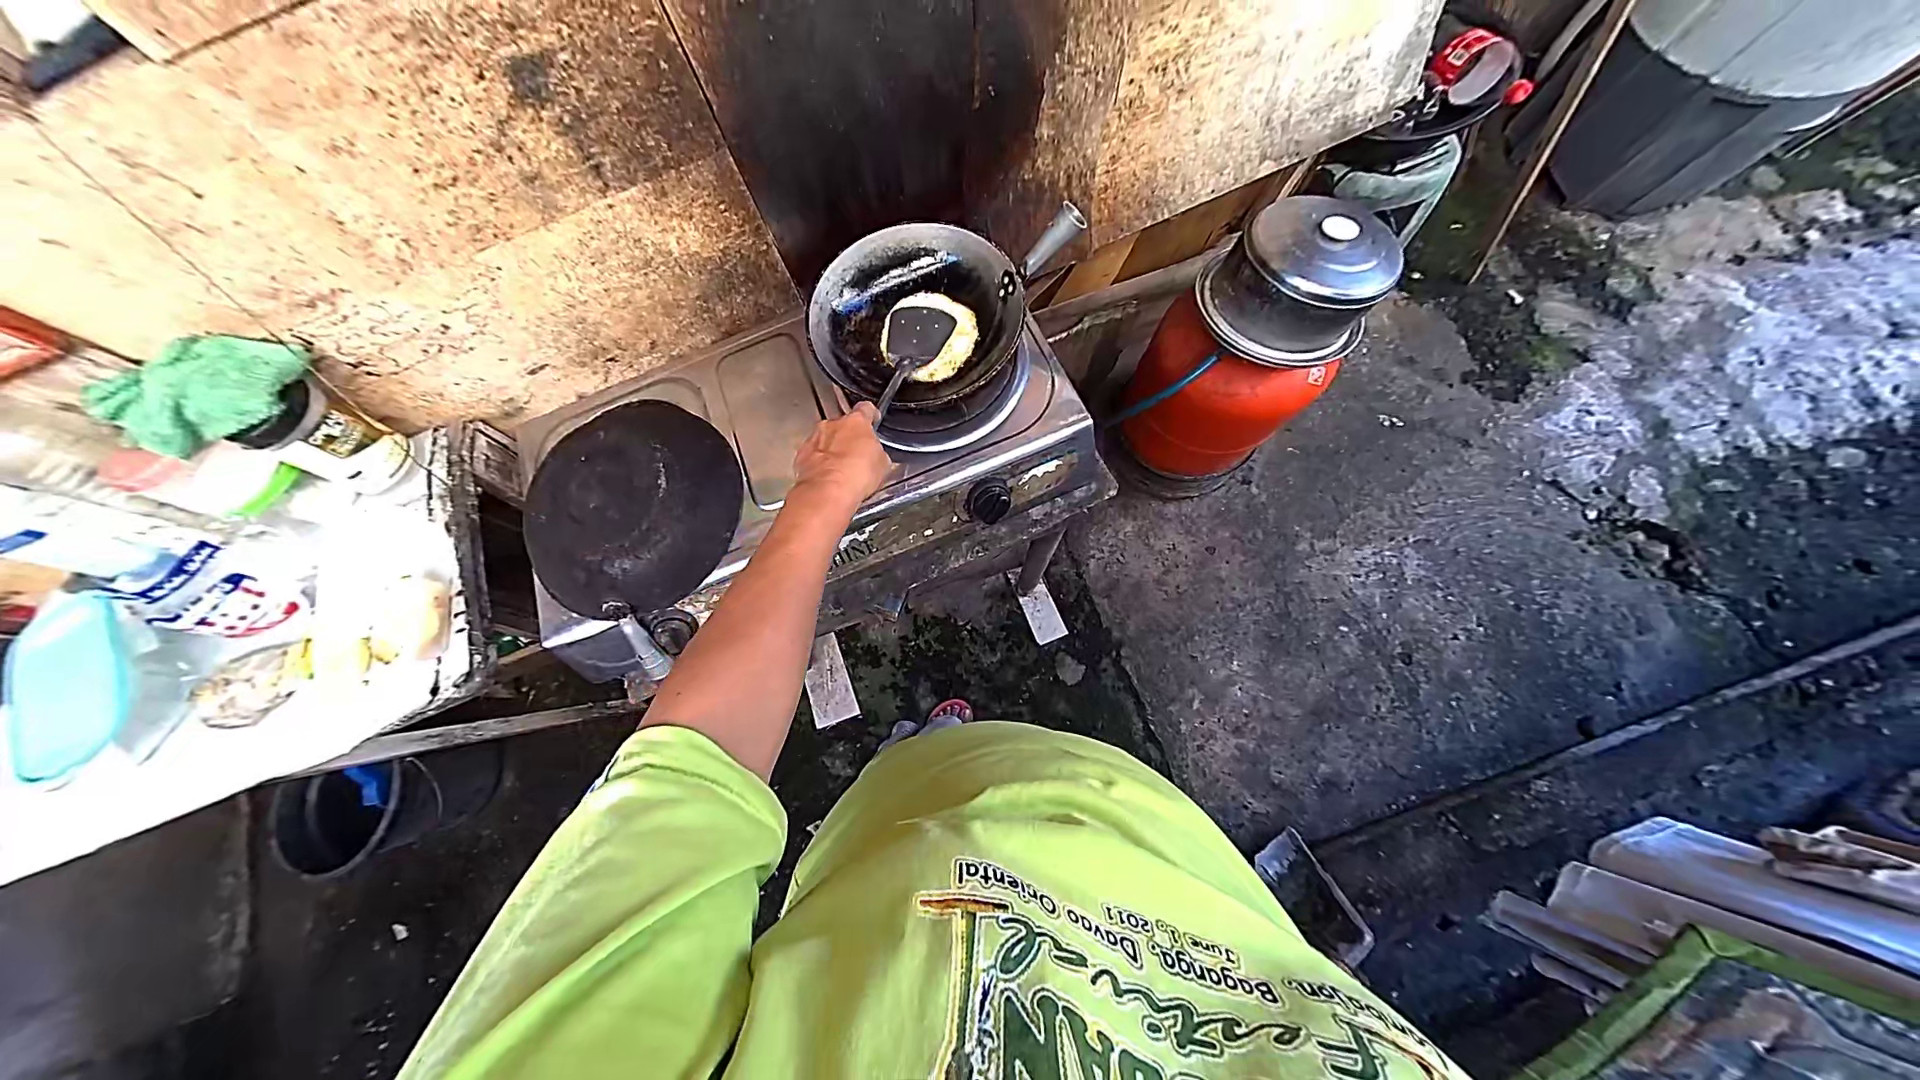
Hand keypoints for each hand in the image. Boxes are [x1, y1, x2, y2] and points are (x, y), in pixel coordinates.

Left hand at [790, 402, 891, 510]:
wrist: (828, 492)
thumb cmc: (854, 474)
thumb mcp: (882, 464)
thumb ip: (878, 453)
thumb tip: (877, 458)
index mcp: (856, 422)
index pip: (865, 409)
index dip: (870, 415)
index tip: (872, 419)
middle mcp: (832, 425)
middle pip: (842, 426)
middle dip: (848, 439)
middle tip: (857, 456)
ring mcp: (814, 440)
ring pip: (825, 440)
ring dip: (832, 452)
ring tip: (842, 471)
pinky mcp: (802, 457)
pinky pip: (812, 456)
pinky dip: (819, 464)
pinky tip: (828, 478)